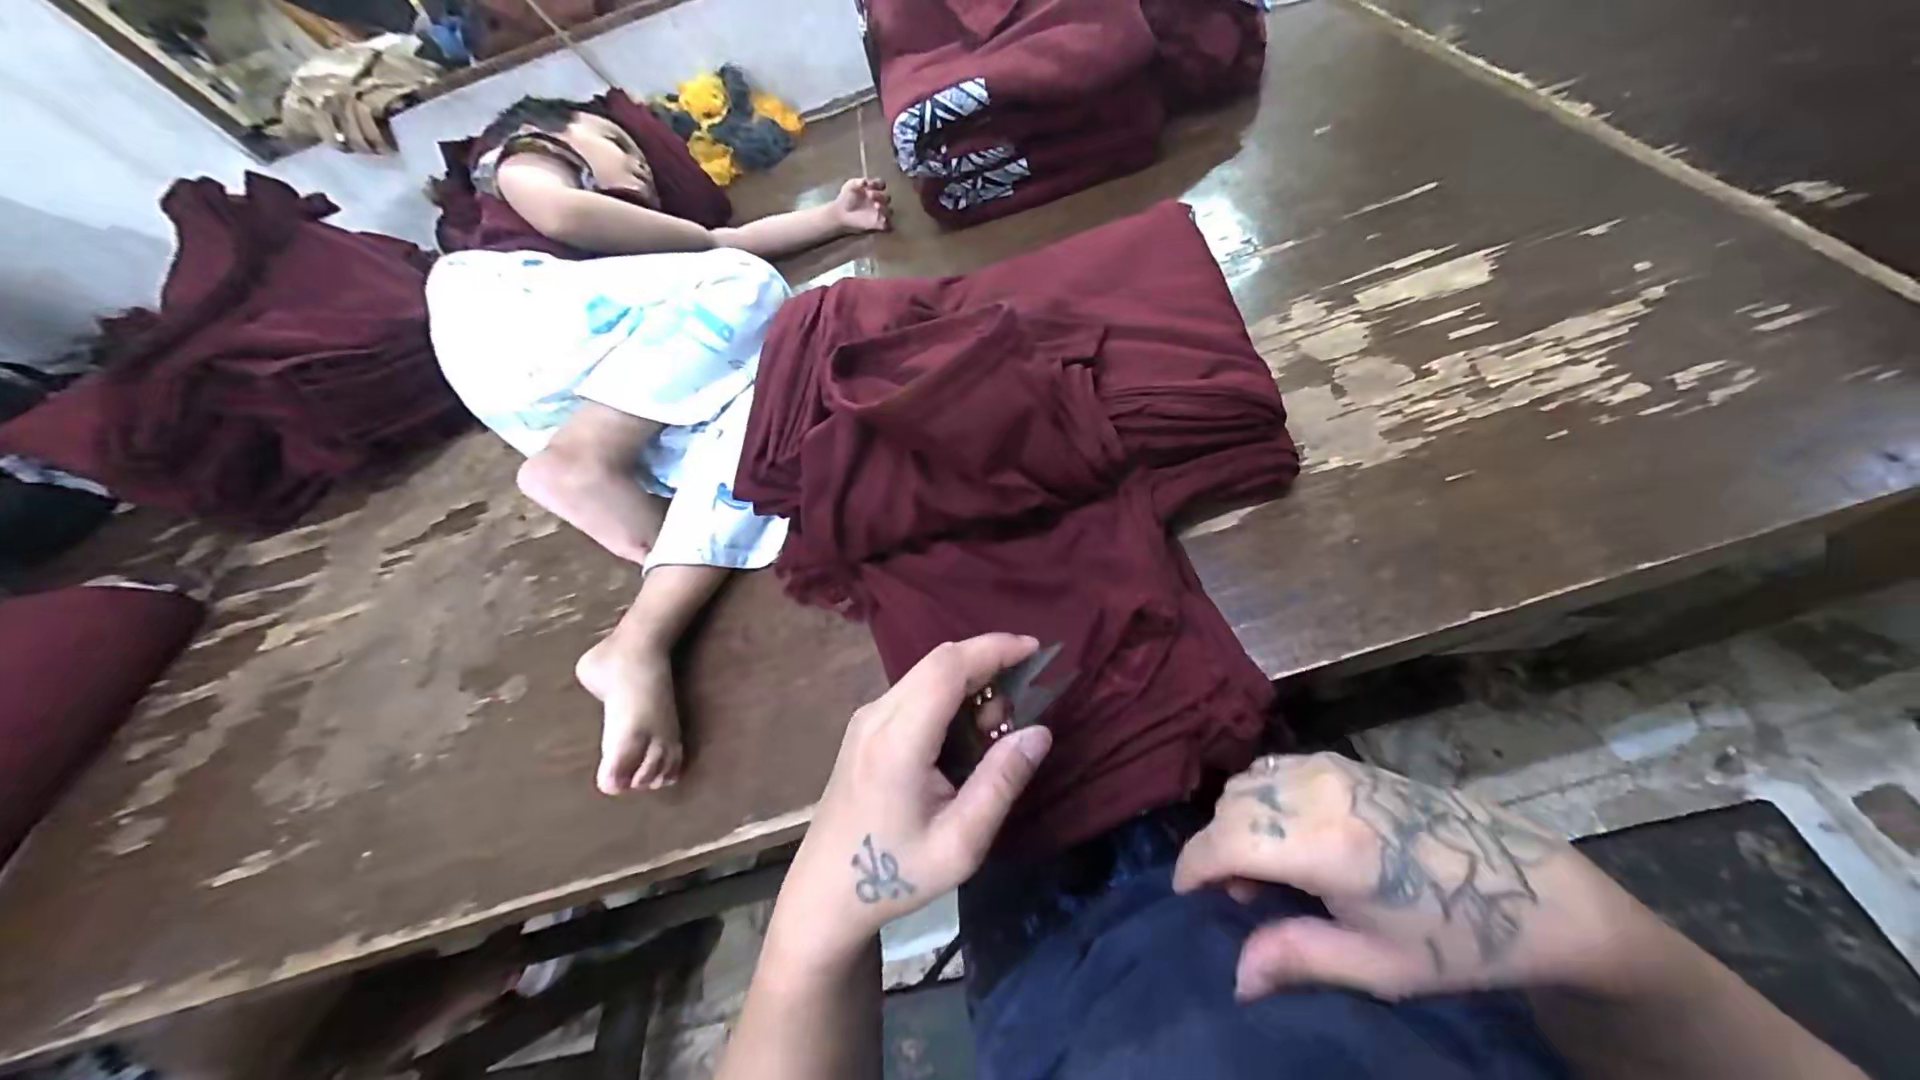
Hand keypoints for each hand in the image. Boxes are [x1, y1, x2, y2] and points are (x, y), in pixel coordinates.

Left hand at [766, 634, 1052, 968]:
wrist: (826, 891)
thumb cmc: (897, 873)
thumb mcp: (961, 843)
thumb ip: (1001, 782)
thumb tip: (1040, 731)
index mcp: (898, 740)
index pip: (948, 667)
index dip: (994, 649)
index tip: (1035, 649)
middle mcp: (877, 715)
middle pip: (938, 661)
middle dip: (988, 661)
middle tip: (1023, 697)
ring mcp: (866, 717)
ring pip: (926, 672)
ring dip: (969, 679)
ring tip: (995, 724)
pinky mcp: (865, 726)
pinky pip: (915, 689)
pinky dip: (949, 692)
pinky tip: (965, 729)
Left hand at [832, 177, 893, 233]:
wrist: (840, 214)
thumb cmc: (846, 198)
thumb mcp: (850, 186)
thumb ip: (858, 182)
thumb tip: (865, 181)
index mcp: (874, 190)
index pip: (882, 185)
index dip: (880, 184)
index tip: (872, 185)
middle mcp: (878, 201)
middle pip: (887, 197)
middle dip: (881, 196)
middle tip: (871, 196)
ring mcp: (879, 213)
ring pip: (889, 210)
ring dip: (885, 209)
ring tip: (876, 207)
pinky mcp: (878, 225)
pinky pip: (888, 226)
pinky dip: (887, 223)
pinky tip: (879, 219)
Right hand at [1174, 753, 1668, 1000]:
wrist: (1535, 888)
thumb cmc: (1458, 937)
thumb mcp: (1379, 966)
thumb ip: (1297, 959)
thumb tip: (1236, 981)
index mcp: (1327, 847)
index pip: (1225, 842)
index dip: (1193, 867)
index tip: (1186, 894)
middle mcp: (1317, 792)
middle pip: (1229, 810)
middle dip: (1217, 850)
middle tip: (1242, 896)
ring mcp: (1328, 768)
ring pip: (1245, 784)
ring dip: (1236, 822)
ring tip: (1266, 866)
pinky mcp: (1339, 760)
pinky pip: (1270, 768)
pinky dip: (1258, 797)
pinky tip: (1284, 830)